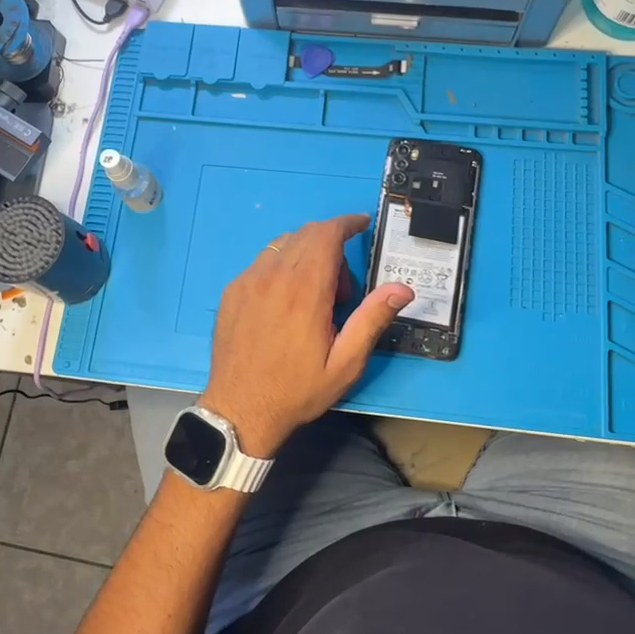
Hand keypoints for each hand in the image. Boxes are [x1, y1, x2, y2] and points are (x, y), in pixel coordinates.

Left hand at [201, 214, 412, 455]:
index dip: (347, 223)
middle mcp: (273, 275)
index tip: (362, 224)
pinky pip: (262, 261)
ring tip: (315, 296)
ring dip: (306, 254)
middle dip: (332, 245)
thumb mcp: (345, 363)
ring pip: (283, 244)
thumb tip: (402, 289)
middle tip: (343, 290)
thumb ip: (372, 319)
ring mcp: (248, 281)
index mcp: (305, 290)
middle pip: (306, 234)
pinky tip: (286, 301)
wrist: (240, 410)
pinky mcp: (232, 291)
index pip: (327, 234)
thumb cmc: (297, 390)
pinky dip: (282, 267)